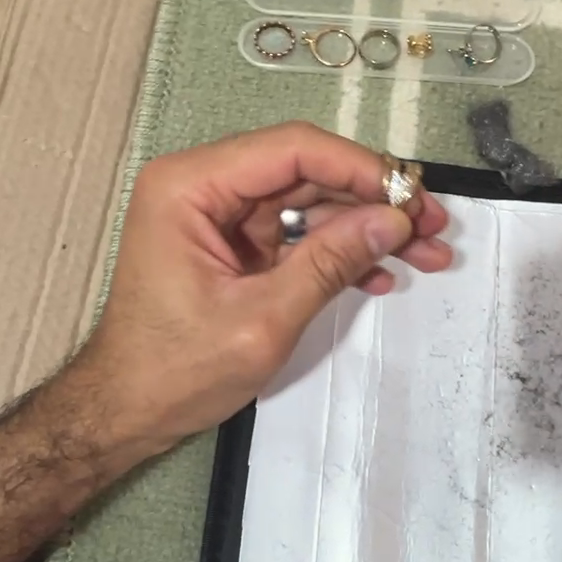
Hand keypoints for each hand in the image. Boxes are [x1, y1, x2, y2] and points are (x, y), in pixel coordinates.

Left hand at [76, 122, 451, 452]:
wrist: (128, 412)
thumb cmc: (176, 371)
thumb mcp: (262, 320)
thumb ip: (329, 263)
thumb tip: (395, 221)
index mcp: (191, 185)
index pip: (293, 149)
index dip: (361, 168)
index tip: (413, 198)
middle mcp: (206, 185)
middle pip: (308, 171)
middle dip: (373, 200)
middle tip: (433, 227)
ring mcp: (224, 214)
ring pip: (312, 201)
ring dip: (367, 228)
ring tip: (427, 254)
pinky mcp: (239, 243)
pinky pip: (299, 233)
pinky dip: (339, 252)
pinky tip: (380, 276)